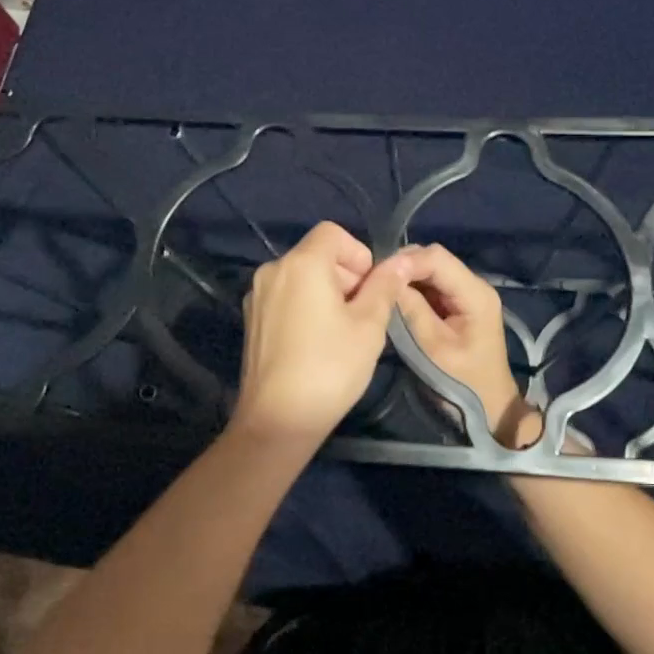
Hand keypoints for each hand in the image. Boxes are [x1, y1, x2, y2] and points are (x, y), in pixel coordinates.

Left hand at [230, 222, 396, 446]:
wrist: (278, 420)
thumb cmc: (330, 368)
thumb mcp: (369, 325)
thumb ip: (384, 286)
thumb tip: (401, 261)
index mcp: (302, 263)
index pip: (333, 233)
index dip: (358, 254)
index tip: (370, 288)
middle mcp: (273, 270)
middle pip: (316, 253)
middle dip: (345, 275)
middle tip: (362, 315)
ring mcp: (257, 295)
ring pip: (301, 276)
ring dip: (326, 292)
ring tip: (341, 332)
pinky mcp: (252, 319)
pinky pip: (285, 296)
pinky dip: (305, 306)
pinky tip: (316, 343)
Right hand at [368, 244, 528, 439]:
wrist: (490, 409)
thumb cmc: (464, 383)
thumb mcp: (434, 348)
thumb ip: (412, 310)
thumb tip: (388, 279)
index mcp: (475, 293)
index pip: (436, 258)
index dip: (405, 261)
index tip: (377, 276)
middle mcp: (473, 285)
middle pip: (433, 259)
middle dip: (402, 267)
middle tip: (374, 283)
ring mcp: (465, 293)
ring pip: (429, 269)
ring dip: (405, 277)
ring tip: (380, 290)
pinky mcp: (456, 303)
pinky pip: (429, 285)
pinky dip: (410, 288)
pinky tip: (393, 299)